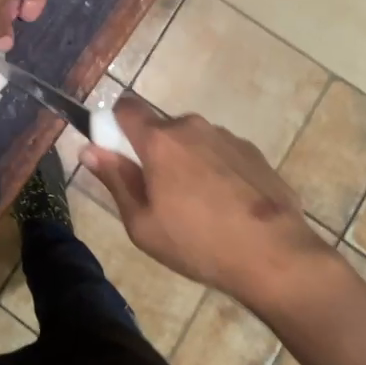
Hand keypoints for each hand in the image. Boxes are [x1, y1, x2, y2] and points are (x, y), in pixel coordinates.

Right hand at [82, 98, 331, 309]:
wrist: (277, 257)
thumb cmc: (198, 243)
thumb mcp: (142, 224)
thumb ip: (114, 180)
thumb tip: (88, 149)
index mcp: (158, 140)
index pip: (125, 106)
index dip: (116, 124)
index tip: (119, 154)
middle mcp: (191, 127)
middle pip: (161, 128)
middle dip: (156, 152)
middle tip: (161, 194)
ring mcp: (227, 138)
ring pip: (194, 141)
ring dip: (189, 162)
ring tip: (201, 208)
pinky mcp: (256, 155)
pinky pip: (223, 155)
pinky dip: (219, 173)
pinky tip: (229, 209)